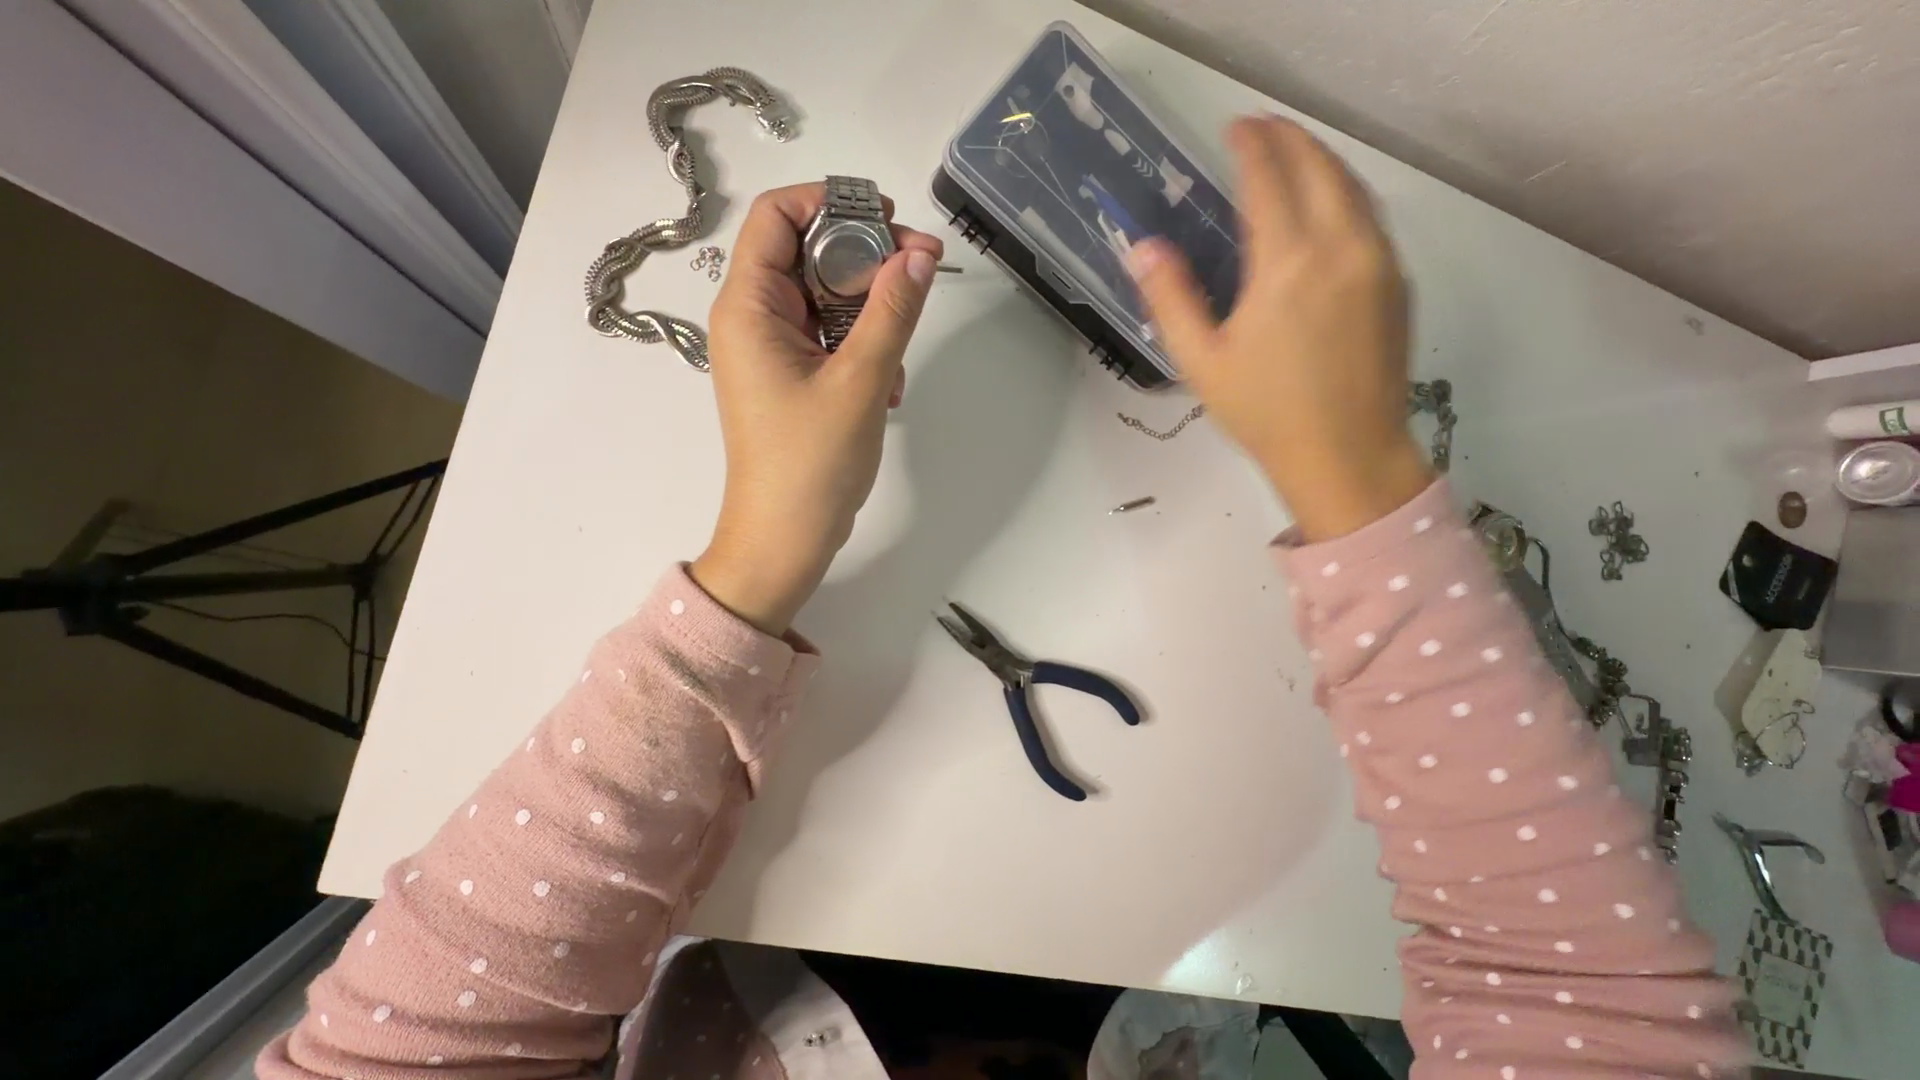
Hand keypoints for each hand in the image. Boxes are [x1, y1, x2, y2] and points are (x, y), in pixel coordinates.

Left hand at [690, 183, 943, 634]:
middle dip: (866, 257)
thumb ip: (893, 311)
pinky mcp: (791, 377)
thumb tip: (921, 253)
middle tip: (921, 269)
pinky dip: (864, 347)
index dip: (830, 200)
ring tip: (903, 346)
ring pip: (826, 296)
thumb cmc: (811, 463)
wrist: (784, 540)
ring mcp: (772, 350)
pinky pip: (830, 337)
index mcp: (749, 307)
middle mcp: (753, 319)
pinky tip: (890, 384)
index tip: (886, 216)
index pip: (776, 215)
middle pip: (807, 251)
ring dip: (872, 311)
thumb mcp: (861, 381)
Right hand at [1127, 116, 1431, 541]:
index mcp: (1286, 264)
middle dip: (1289, 137)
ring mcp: (1378, 262)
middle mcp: (1339, 247)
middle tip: (1262, 129)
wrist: (1348, 455)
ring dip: (1322, 159)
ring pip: (1353, 185)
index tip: (1234, 127)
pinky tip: (1328, 206)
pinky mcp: (1397, 282)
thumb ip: (1170, 298)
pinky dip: (1345, 192)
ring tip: (1294, 155)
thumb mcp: (1201, 361)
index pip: (1268, 177)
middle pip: (1319, 166)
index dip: (1250, 144)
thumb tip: (1142, 247)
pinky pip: (1371, 216)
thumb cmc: (1266, 413)